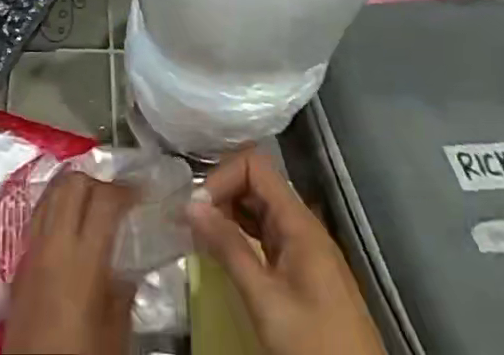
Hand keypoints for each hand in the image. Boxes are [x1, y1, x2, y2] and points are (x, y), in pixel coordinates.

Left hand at [4, 171, 136, 354]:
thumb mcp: (115, 333)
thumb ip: (122, 294)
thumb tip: (128, 271)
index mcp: (83, 258)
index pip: (103, 201)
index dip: (124, 189)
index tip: (141, 191)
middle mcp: (54, 243)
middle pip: (72, 185)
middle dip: (96, 181)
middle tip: (116, 194)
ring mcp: (32, 248)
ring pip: (50, 194)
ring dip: (72, 188)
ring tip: (92, 199)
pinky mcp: (19, 261)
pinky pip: (37, 216)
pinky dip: (55, 206)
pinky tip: (68, 221)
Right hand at [186, 150, 383, 354]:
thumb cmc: (314, 346)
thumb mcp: (265, 300)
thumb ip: (228, 248)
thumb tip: (190, 204)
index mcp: (299, 223)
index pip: (255, 166)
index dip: (223, 177)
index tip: (198, 208)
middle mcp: (302, 226)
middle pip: (256, 183)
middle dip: (220, 193)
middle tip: (191, 222)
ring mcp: (302, 248)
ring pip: (258, 208)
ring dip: (227, 214)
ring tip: (199, 235)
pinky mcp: (300, 270)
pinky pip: (264, 235)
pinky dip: (239, 234)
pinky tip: (220, 252)